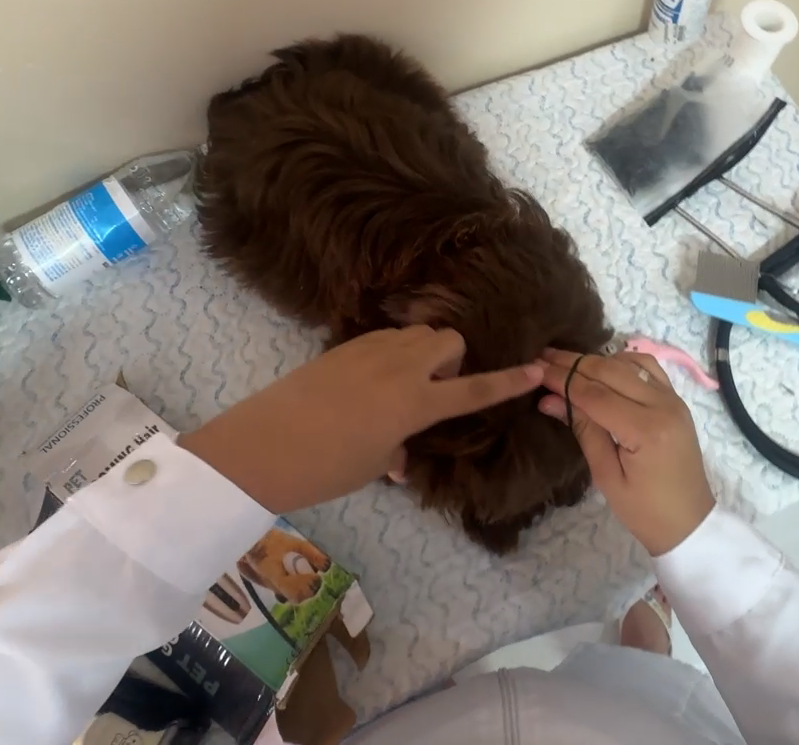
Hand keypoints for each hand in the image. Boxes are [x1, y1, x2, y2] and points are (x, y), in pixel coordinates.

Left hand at [180, 326, 541, 513]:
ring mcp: (371, 349)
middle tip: (433, 392)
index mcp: (415, 402)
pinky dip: (394, 352)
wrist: (261, 445)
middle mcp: (400, 366)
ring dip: (424, 353)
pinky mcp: (345, 346)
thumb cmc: (325, 467)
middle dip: (453, 360)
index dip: (508, 381)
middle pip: (448, 340)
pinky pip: (387, 337)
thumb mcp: (372, 465)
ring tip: (402, 385)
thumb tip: (401, 452)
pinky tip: (370, 381)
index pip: (474, 389)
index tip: (536, 368)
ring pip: (418, 333)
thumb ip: (398, 447)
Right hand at [537, 349, 715, 555]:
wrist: (690, 523)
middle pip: (610, 371)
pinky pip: (649, 368)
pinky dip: (623, 361)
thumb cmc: (645, 511)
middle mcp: (662, 405)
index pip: (595, 394)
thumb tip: (549, 399)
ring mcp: (673, 399)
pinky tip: (603, 366)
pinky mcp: (677, 400)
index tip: (536, 370)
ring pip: (629, 363)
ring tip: (566, 362)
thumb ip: (583, 431)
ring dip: (596, 360)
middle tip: (543, 357)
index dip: (562, 380)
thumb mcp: (607, 477)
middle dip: (573, 363)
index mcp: (645, 430)